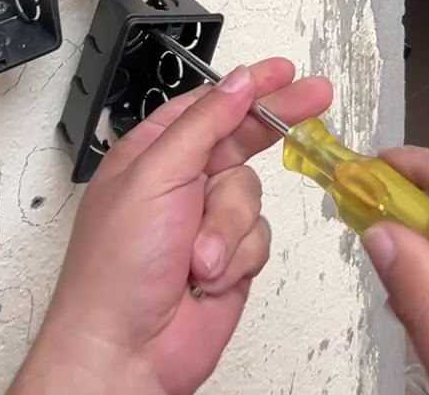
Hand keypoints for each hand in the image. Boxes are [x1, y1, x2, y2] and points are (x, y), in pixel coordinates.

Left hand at [9, 58, 333, 394]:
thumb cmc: (113, 272)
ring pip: (252, 192)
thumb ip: (203, 125)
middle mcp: (183, 181)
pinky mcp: (230, 254)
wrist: (125, 356)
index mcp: (155, 152)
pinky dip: (238, 255)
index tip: (284, 71)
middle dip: (276, 121)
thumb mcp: (155, 178)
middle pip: (243, 136)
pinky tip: (208, 276)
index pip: (212, 103)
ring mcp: (208, 218)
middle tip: (315, 96)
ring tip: (197, 257)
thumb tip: (238, 83)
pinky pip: (260, 235)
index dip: (250, 85)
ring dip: (229, 225)